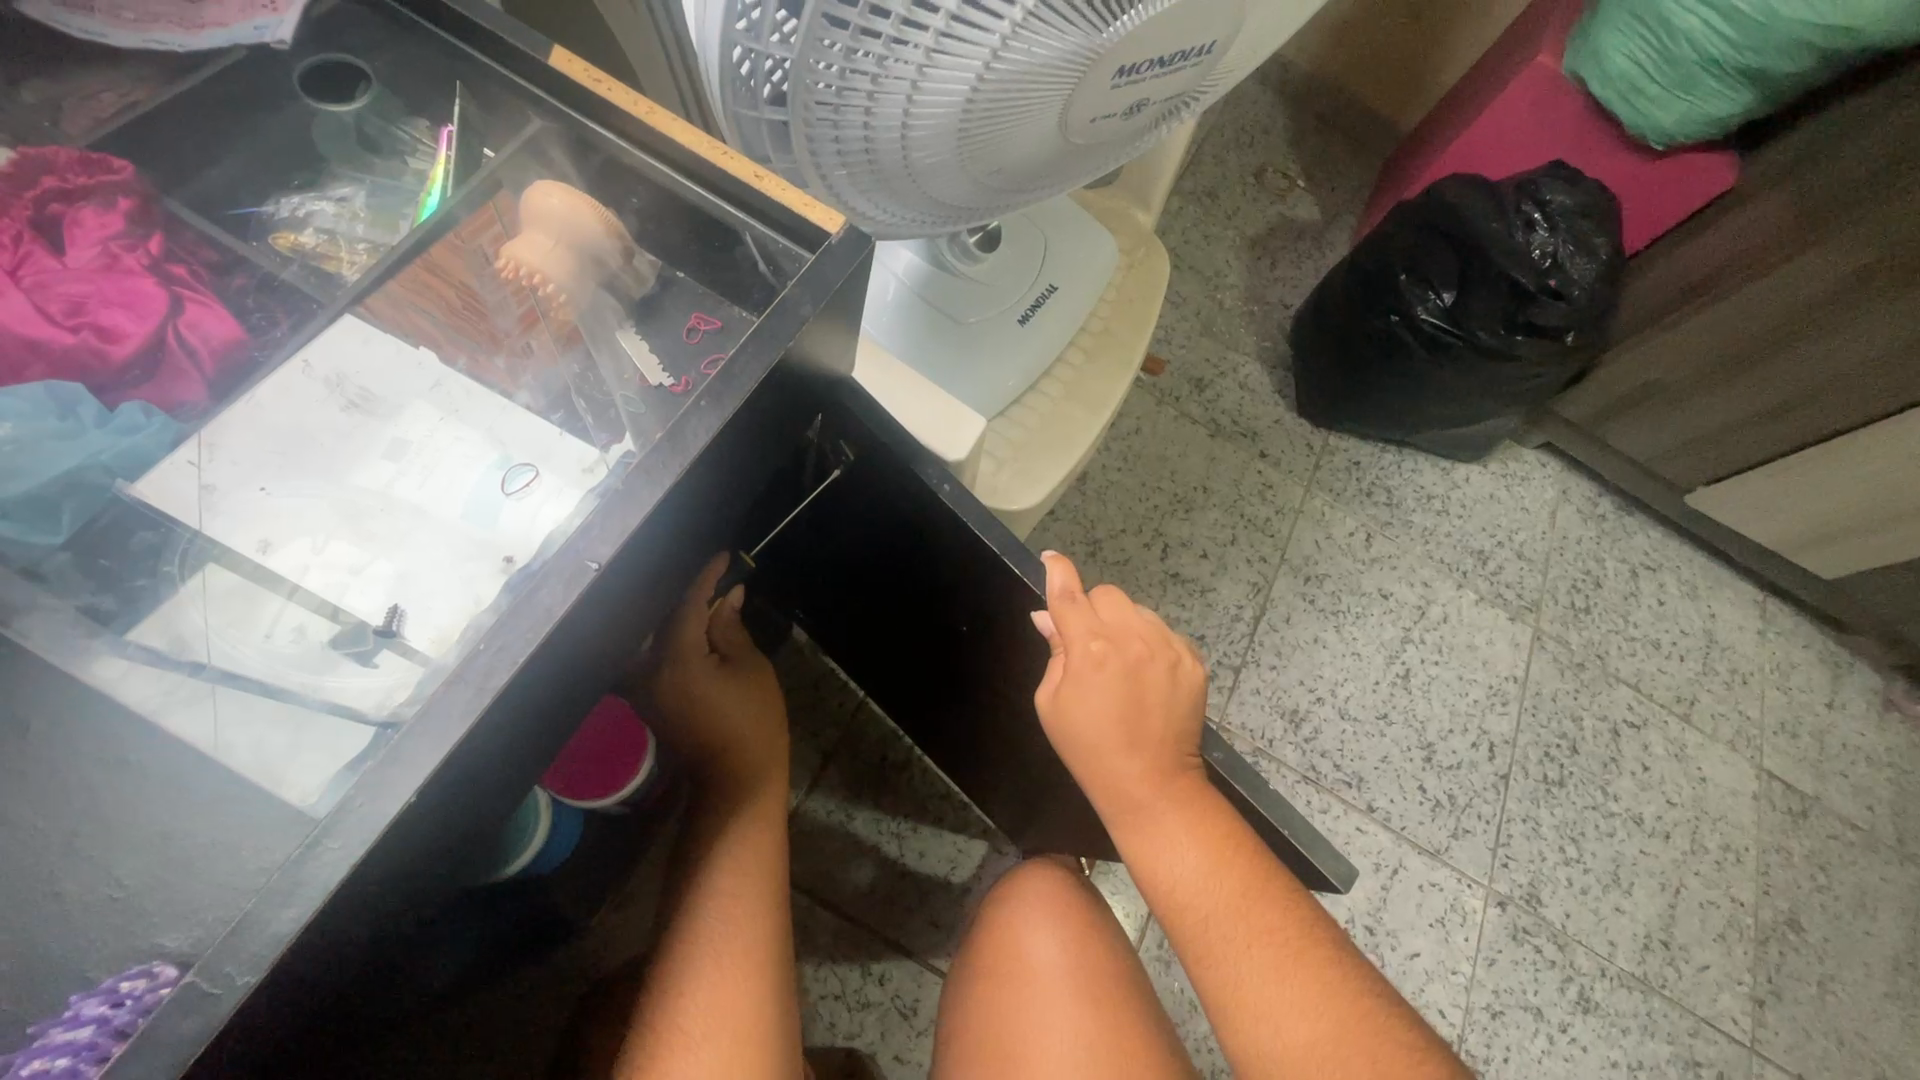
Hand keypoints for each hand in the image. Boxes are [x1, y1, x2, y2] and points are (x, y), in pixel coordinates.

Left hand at [648, 554, 788, 802]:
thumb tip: (728, 596)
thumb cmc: (753, 721)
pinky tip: (689, 626)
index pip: (688, 604)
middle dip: (688, 595)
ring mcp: (641, 687)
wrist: (735, 777)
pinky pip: (652, 655)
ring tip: (702, 597)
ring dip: (675, 615)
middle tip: (714, 575)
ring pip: (654, 636)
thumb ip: (730, 627)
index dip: (707, 578)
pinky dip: (668, 637)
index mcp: (676, 659)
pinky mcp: (645, 699)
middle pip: (663, 617)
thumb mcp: (750, 667)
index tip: (724, 557)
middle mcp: (647, 669)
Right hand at [1029, 551, 1209, 822]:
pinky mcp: (1192, 659)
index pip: (1068, 593)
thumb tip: (1048, 616)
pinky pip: (1165, 632)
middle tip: (1091, 645)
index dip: (1057, 571)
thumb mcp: (1051, 703)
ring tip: (1124, 667)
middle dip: (1093, 610)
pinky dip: (1151, 644)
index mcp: (1090, 648)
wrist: (1151, 783)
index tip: (1051, 559)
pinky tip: (1148, 678)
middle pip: (1107, 594)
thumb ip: (1054, 652)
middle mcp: (1131, 637)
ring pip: (1138, 610)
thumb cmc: (1088, 748)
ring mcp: (1167, 646)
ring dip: (1125, 626)